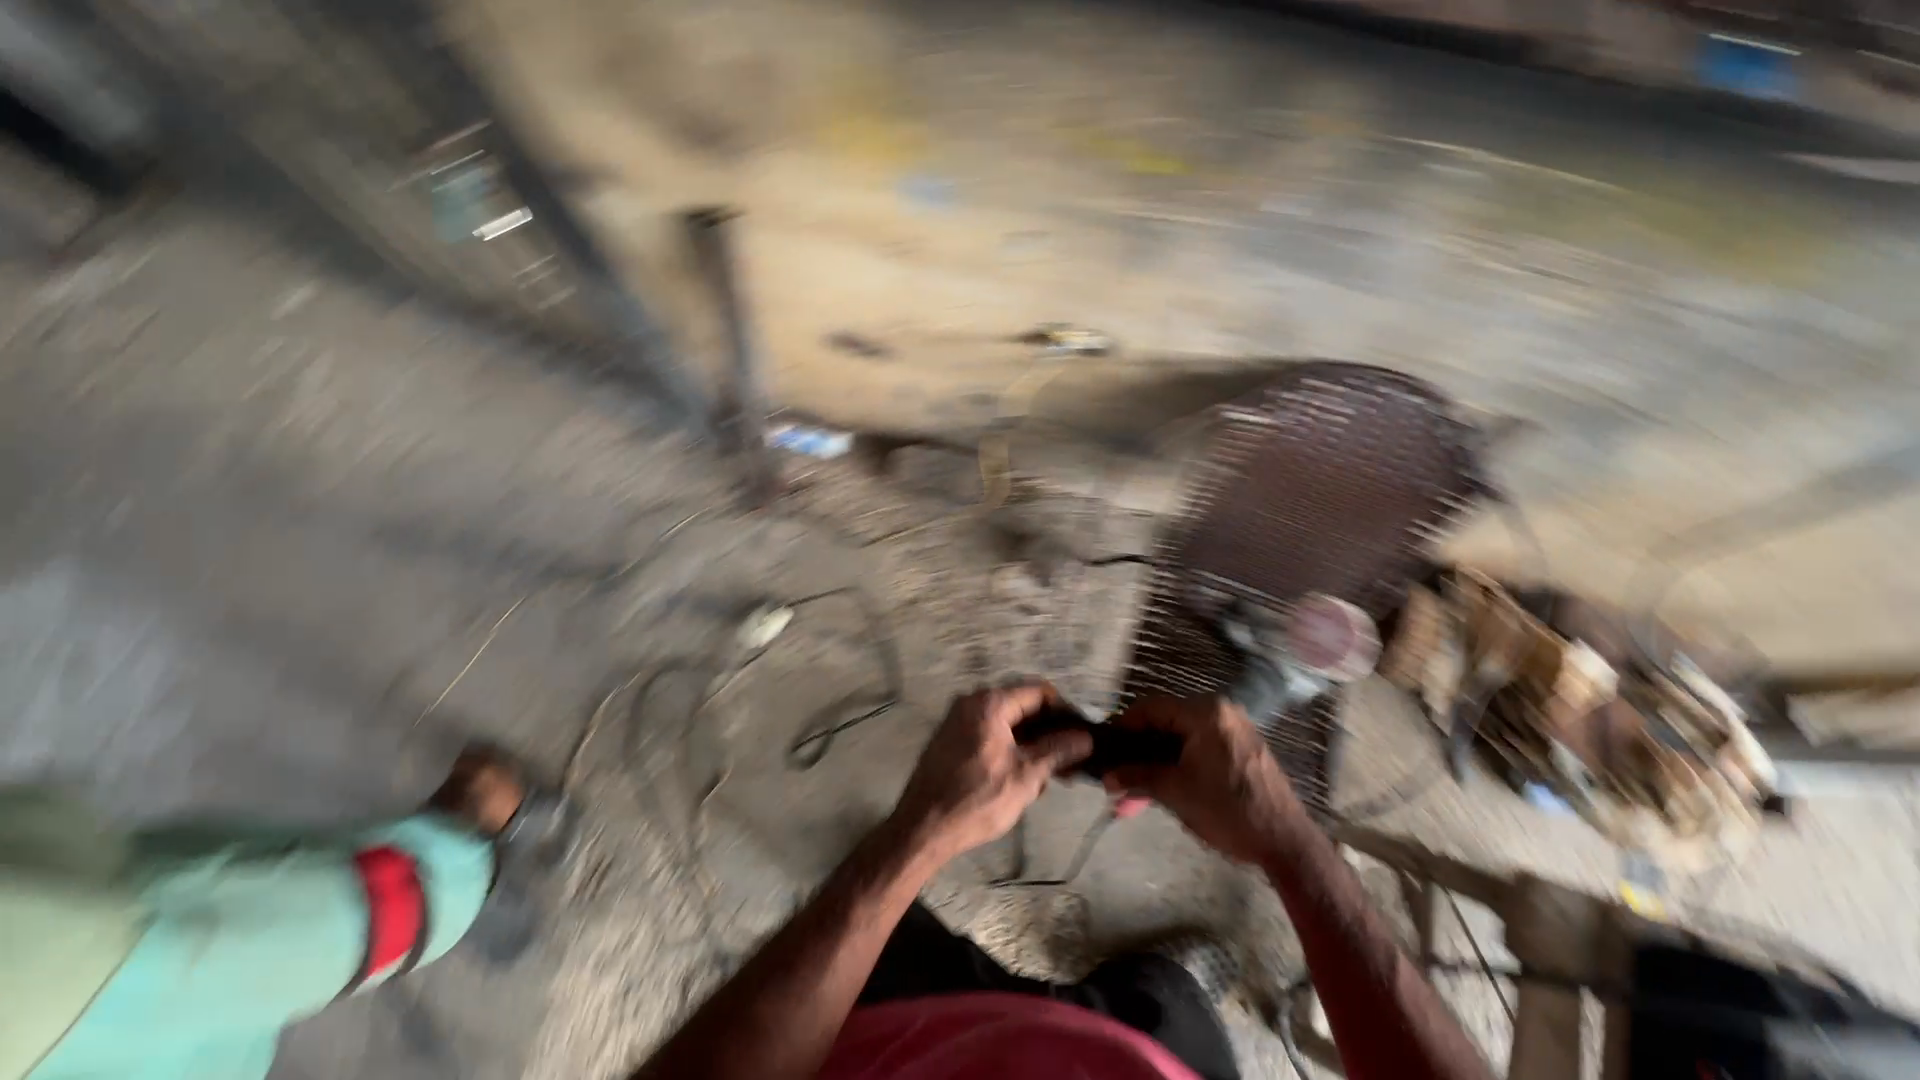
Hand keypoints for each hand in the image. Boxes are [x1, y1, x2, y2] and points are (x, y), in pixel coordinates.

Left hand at [888, 682, 1093, 863]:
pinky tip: (1022, 779)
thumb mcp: (1026, 776)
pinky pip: (990, 735)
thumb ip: (1058, 750)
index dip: (1066, 712)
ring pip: (1007, 724)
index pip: (1040, 693)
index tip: (1083, 738)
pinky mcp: (950, 740)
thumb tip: (1086, 738)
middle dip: (1050, 733)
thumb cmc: (977, 800)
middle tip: (1071, 761)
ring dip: (1031, 745)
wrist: (922, 828)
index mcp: (990, 703)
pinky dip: (1010, 749)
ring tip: (1049, 777)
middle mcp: (971, 703)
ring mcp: (957, 720)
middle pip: (1023, 706)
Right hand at [1104, 695, 1306, 863]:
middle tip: (1116, 776)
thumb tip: (1106, 778)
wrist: (1284, 842)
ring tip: (1134, 792)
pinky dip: (1178, 766)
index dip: (1122, 727)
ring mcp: (1234, 731)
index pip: (1150, 707)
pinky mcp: (1242, 751)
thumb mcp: (1175, 792)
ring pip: (1181, 739)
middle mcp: (1221, 713)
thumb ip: (1137, 778)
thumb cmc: (1227, 810)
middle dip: (1139, 753)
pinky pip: (1200, 749)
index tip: (1104, 750)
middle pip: (1165, 723)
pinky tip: (1163, 789)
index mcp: (1205, 712)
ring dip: (1156, 764)